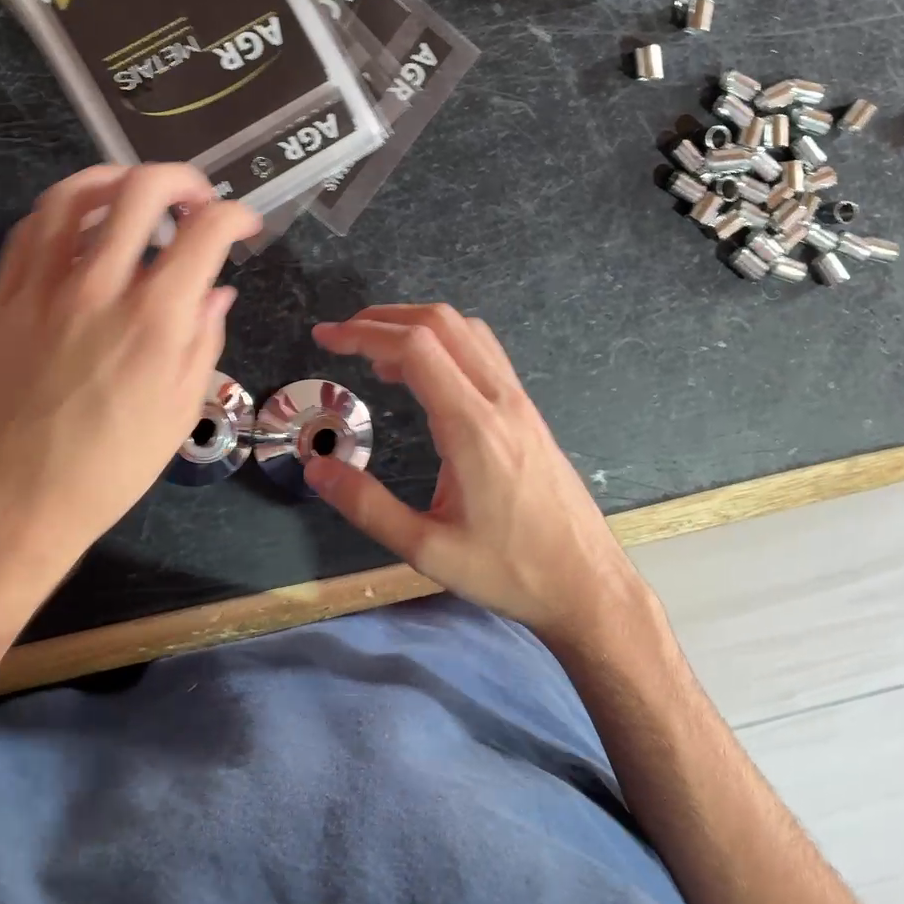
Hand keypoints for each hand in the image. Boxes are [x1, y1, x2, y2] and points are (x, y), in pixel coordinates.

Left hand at [0, 164, 258, 581]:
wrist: (21, 498)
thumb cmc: (113, 466)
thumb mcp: (181, 410)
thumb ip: (204, 338)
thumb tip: (218, 288)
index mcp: (156, 321)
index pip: (206, 231)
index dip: (236, 216)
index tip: (245, 226)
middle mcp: (100, 288)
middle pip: (142, 190)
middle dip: (183, 179)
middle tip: (197, 200)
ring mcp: (43, 287)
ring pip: (75, 193)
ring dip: (117, 179)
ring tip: (136, 195)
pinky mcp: (3, 297)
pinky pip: (31, 228)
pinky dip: (63, 210)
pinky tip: (81, 225)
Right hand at [306, 305, 641, 637]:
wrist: (587, 584)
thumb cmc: (509, 571)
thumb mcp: (426, 550)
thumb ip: (367, 507)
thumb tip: (316, 469)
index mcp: (473, 428)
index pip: (416, 348)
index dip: (364, 333)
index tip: (325, 338)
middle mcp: (500, 400)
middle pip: (442, 323)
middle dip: (384, 319)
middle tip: (342, 337)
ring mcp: (520, 403)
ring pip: (468, 331)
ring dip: (418, 326)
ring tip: (376, 355)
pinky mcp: (528, 413)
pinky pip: (485, 354)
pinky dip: (445, 344)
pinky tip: (425, 376)